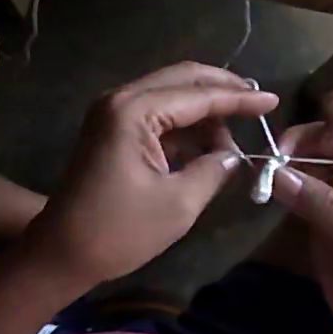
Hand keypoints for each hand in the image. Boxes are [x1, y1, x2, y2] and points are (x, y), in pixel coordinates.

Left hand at [18, 63, 276, 291]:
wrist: (59, 255)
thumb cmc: (117, 231)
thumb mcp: (178, 204)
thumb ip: (214, 170)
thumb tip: (234, 155)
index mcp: (134, 111)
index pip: (199, 94)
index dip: (239, 99)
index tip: (273, 102)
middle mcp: (121, 98)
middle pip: (184, 78)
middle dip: (223, 90)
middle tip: (258, 103)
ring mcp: (114, 110)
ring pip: (172, 93)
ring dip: (205, 110)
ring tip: (233, 139)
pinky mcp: (113, 126)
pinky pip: (159, 112)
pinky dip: (186, 125)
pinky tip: (208, 145)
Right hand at [273, 109, 332, 333]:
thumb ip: (328, 207)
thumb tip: (277, 173)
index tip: (329, 142)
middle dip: (314, 137)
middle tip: (282, 147)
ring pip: (320, 160)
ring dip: (295, 157)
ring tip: (270, 162)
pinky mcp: (328, 218)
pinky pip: (305, 188)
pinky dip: (287, 182)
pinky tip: (269, 182)